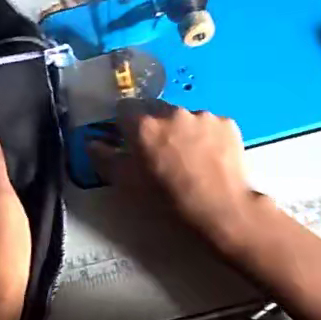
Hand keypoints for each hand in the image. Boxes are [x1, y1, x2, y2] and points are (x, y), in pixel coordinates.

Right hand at [89, 98, 268, 245]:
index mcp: (143, 125)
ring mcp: (203, 115)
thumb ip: (105, 159)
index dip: (125, 124)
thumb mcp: (128, 185)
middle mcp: (172, 112)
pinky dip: (208, 136)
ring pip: (185, 117)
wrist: (221, 211)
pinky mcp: (227, 123)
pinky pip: (210, 125)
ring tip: (190, 158)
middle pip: (156, 110)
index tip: (129, 140)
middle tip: (161, 153)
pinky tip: (211, 158)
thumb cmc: (168, 202)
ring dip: (183, 130)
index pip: (124, 108)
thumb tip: (92, 143)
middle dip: (155, 126)